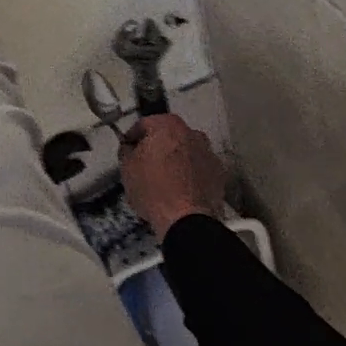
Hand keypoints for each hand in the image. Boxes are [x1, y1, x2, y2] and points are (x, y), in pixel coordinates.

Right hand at [120, 114, 227, 238]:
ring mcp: (209, 154)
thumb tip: (130, 148)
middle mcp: (192, 133)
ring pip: (186, 151)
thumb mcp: (127, 167)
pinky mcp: (219, 175)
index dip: (133, 137)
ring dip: (177, 159)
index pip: (144, 124)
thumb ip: (126, 150)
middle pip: (169, 135)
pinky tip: (181, 189)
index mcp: (168, 125)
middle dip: (158, 146)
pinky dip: (191, 174)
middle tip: (146, 164)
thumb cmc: (153, 189)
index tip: (128, 149)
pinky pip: (199, 168)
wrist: (186, 221)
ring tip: (165, 179)